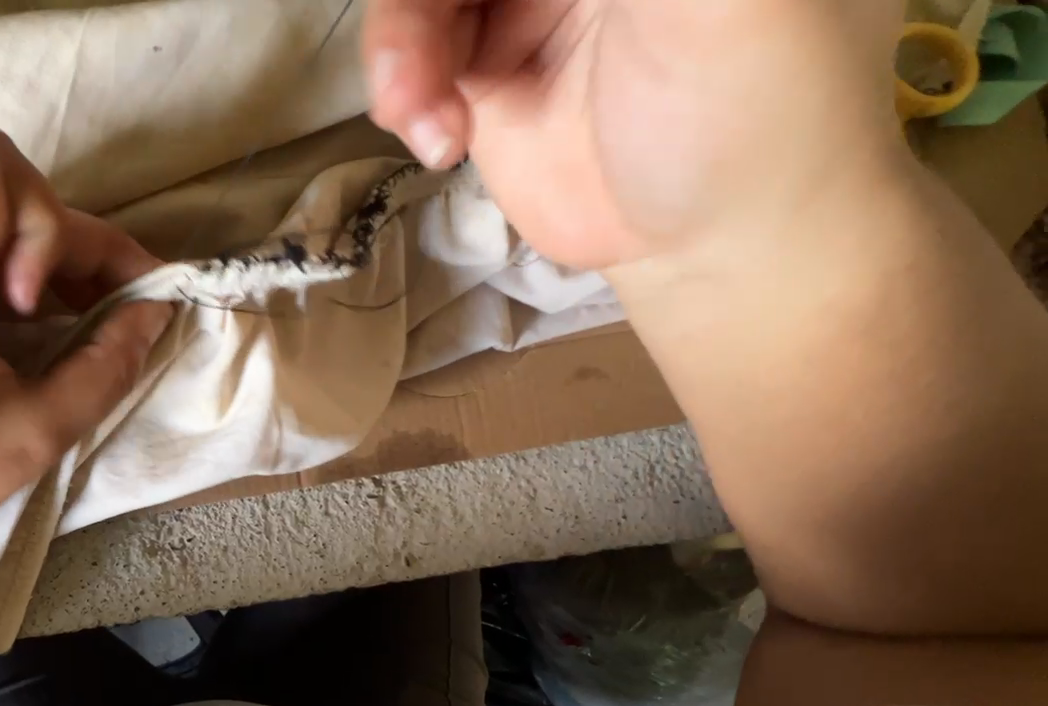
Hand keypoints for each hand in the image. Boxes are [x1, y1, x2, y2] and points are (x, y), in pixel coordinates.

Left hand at [0, 130, 172, 588]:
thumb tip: (155, 312)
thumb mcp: (30, 437)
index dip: (48, 225)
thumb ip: (105, 367)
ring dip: (41, 264)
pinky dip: (3, 280)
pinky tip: (29, 331)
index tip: (42, 307)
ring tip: (78, 326)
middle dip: (67, 248)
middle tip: (113, 312)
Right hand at [362, 0, 909, 269]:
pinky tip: (438, 140)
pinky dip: (404, 94)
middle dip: (419, 1)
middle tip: (420, 68)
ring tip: (419, 114)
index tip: (462, 8)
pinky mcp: (478, 66)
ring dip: (401, 47)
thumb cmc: (749, 99)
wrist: (698, 238)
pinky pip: (408, 54)